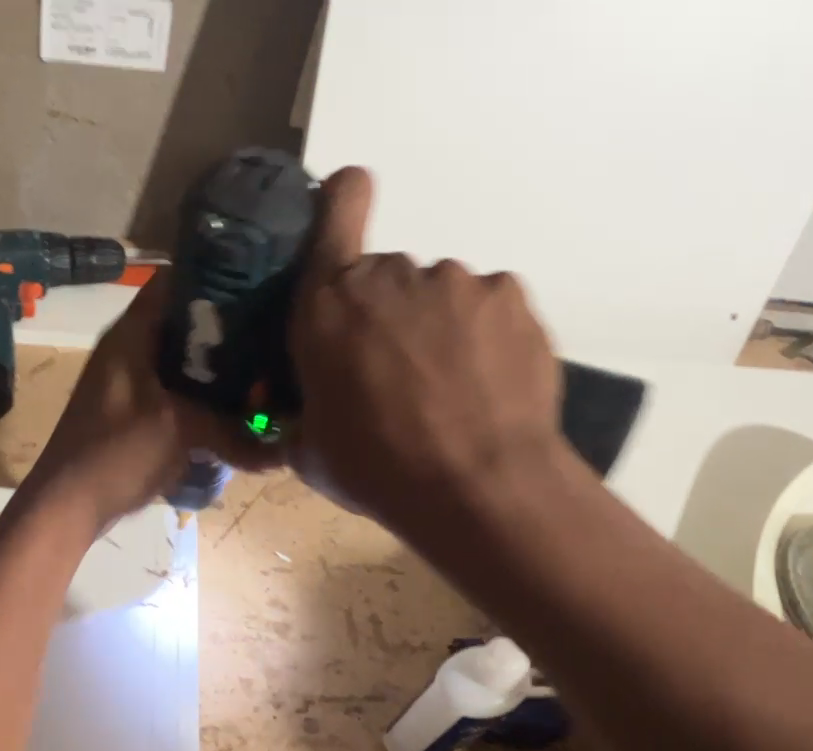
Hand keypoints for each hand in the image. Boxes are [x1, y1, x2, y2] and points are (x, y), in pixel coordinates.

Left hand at [26, 272, 279, 525]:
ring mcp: (132, 385)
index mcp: (131, 335)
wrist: (69, 505)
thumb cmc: (116, 453)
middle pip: (186, 324)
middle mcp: (130, 351)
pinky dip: (205, 401)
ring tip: (269, 370)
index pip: (175, 281)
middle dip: (229, 329)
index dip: (217, 275)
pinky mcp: (137, 416)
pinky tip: (240, 412)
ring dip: (220, 371)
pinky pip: (179, 397)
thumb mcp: (180, 431)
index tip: (262, 280)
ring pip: (184, 364)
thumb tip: (282, 448)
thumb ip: (232, 432)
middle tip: (278, 332)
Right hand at [287, 168, 573, 533]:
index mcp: (326, 304)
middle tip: (396, 374)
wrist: (476, 488)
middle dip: (385, 314)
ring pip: (438, 295)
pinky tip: (485, 384)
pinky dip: (483, 337)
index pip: (337, 208)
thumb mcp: (310, 450)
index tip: (349, 206)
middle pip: (384, 276)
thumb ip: (302, 409)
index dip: (342, 200)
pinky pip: (486, 308)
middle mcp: (390, 275)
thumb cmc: (374, 469)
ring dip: (436, 329)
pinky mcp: (511, 298)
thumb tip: (305, 414)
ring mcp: (457, 281)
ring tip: (448, 391)